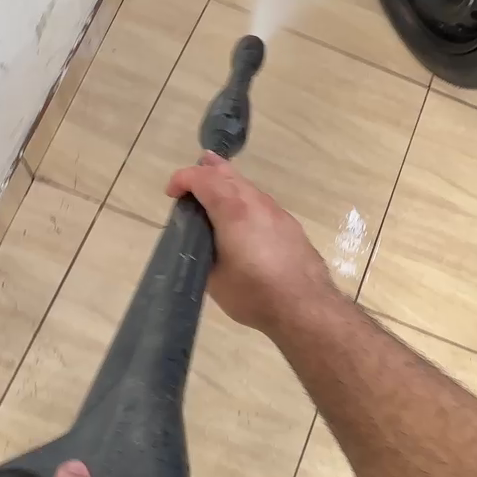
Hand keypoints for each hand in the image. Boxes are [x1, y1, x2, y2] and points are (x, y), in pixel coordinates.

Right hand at [166, 151, 340, 334]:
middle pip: (229, 174)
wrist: (305, 306)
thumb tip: (204, 245)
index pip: (203, 179)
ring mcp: (277, 212)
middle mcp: (256, 203)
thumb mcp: (214, 278)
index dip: (183, 179)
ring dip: (228, 185)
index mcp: (233, 210)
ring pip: (248, 187)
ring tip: (215, 191)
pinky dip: (245, 201)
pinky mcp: (290, 225)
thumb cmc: (254, 293)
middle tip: (194, 175)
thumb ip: (203, 252)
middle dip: (207, 170)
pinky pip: (261, 203)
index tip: (172, 193)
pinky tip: (243, 219)